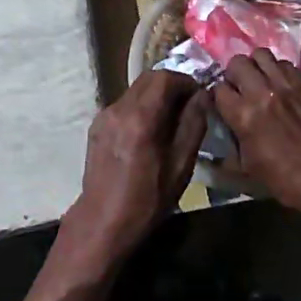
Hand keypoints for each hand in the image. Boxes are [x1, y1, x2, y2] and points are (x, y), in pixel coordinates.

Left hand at [63, 70, 207, 255]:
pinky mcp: (97, 125)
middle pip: (148, 78)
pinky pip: (124, 105)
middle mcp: (119, 109)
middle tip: (188, 104)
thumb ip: (193, 124)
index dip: (185, 81)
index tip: (199, 95)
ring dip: (156, 95)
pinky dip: (141, 107)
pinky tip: (149, 131)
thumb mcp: (180, 165)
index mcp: (140, 118)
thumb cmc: (147, 199)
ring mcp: (104, 115)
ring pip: (135, 90)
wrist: (102, 223)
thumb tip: (202, 96)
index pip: (164, 78)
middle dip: (171, 84)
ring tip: (171, 119)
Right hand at [213, 49, 300, 218]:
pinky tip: (280, 85)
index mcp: (244, 115)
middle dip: (234, 74)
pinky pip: (285, 64)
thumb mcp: (245, 167)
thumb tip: (218, 129)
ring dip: (256, 66)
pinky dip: (278, 70)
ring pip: (261, 54)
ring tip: (259, 79)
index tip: (223, 102)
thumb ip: (228, 142)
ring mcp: (285, 85)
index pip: (219, 89)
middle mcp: (262, 92)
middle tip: (240, 87)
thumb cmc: (283, 178)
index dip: (219, 96)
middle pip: (237, 62)